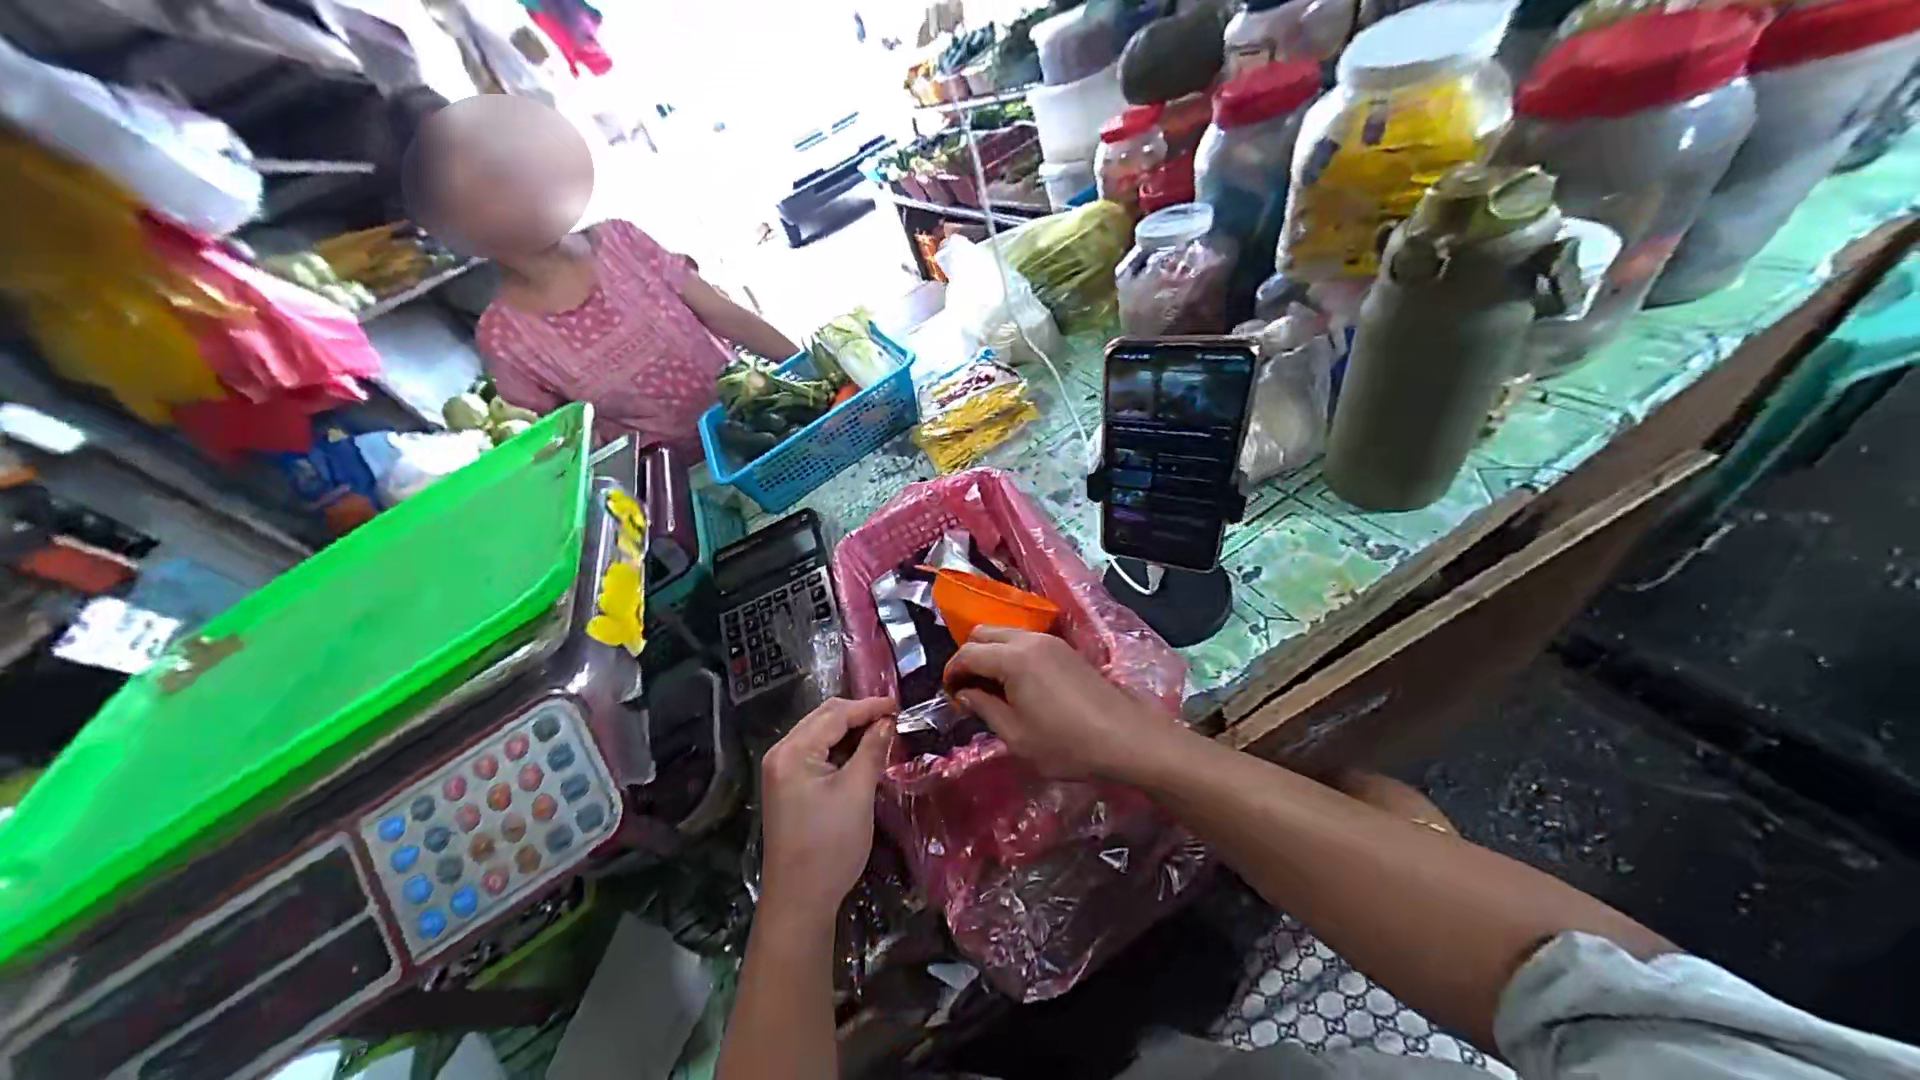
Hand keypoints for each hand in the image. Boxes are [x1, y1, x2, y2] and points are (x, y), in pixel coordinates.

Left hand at [758, 697, 894, 921]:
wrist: (799, 900)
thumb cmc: (830, 845)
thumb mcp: (858, 792)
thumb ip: (872, 750)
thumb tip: (886, 721)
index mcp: (794, 751)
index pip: (835, 714)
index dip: (868, 706)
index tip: (898, 705)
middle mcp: (781, 753)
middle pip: (823, 718)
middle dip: (858, 714)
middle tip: (892, 716)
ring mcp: (781, 770)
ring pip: (819, 733)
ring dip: (849, 730)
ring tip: (881, 730)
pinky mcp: (787, 785)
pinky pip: (815, 752)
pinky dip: (839, 747)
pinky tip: (860, 751)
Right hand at [943, 627, 1190, 781]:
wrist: (1125, 738)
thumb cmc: (1066, 743)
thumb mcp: (1016, 735)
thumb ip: (984, 708)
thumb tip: (965, 693)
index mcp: (1012, 658)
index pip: (967, 653)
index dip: (952, 672)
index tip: (950, 695)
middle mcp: (1029, 639)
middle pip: (984, 632)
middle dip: (968, 656)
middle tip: (967, 688)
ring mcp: (1050, 641)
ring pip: (1005, 633)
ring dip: (990, 653)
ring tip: (990, 688)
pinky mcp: (1065, 649)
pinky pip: (1025, 641)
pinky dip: (1010, 654)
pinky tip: (1015, 684)